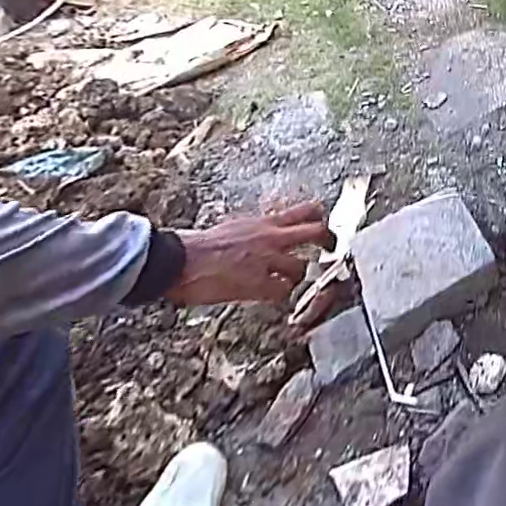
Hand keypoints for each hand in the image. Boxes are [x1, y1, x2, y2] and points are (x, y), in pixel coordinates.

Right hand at [165, 201, 331, 306]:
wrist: (176, 260)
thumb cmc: (198, 245)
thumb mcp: (236, 227)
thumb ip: (257, 230)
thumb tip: (267, 235)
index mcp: (265, 223)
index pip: (306, 210)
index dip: (320, 216)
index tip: (324, 222)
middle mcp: (271, 238)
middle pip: (316, 232)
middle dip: (327, 240)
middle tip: (329, 249)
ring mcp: (266, 261)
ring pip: (301, 267)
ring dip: (297, 276)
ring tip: (288, 281)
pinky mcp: (255, 283)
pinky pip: (281, 291)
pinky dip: (280, 295)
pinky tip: (273, 295)